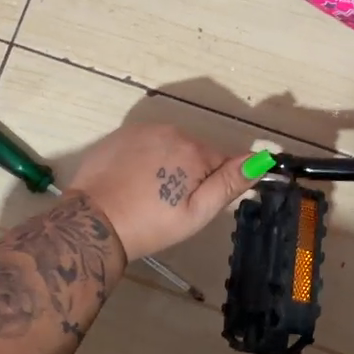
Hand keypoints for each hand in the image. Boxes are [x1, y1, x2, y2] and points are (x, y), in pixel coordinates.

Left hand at [62, 124, 255, 260]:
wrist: (93, 222)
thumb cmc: (150, 223)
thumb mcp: (196, 212)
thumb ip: (228, 183)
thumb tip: (261, 159)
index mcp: (193, 149)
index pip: (220, 161)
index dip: (211, 185)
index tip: (191, 205)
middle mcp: (170, 130)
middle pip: (193, 152)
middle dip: (188, 174)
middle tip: (167, 205)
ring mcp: (141, 130)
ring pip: (168, 147)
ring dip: (165, 165)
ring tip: (147, 195)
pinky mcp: (119, 135)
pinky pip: (144, 144)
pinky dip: (143, 160)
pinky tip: (130, 183)